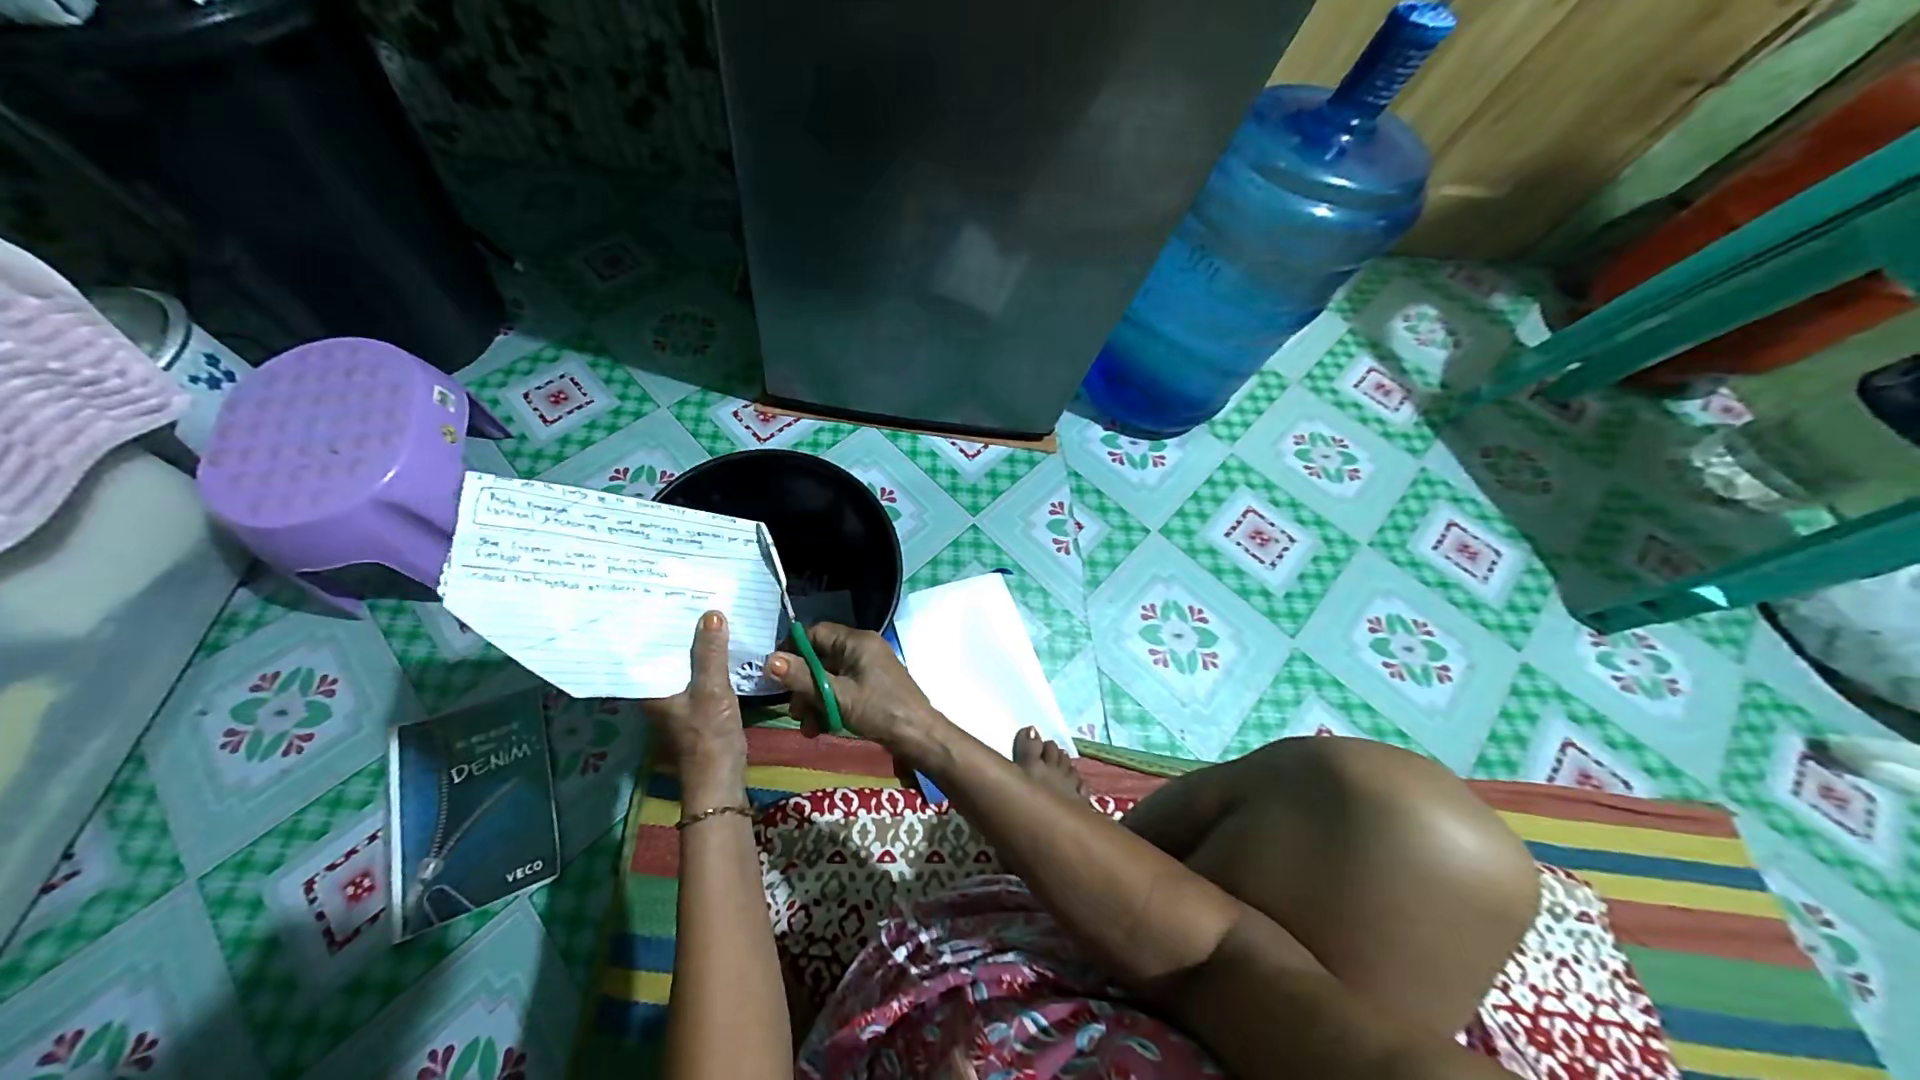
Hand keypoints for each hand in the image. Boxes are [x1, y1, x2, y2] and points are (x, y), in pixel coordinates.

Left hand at [639, 611, 746, 790]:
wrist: (720, 778)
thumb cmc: (708, 734)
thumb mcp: (712, 689)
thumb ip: (711, 652)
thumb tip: (711, 614)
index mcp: (650, 688)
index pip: (644, 649)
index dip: (652, 625)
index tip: (662, 599)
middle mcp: (656, 693)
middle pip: (664, 655)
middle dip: (677, 631)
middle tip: (690, 599)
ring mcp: (675, 702)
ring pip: (682, 665)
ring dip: (694, 646)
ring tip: (707, 616)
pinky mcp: (694, 708)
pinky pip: (696, 675)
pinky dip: (706, 662)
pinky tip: (720, 648)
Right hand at [766, 622, 942, 755]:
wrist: (918, 735)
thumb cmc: (878, 709)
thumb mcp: (835, 695)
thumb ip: (801, 677)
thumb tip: (769, 660)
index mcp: (856, 642)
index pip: (816, 632)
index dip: (792, 650)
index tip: (776, 675)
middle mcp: (862, 648)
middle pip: (820, 658)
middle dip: (803, 686)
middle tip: (795, 711)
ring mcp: (868, 668)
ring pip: (829, 677)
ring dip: (814, 701)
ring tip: (809, 727)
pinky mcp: (871, 686)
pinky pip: (841, 689)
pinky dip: (830, 706)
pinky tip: (822, 728)